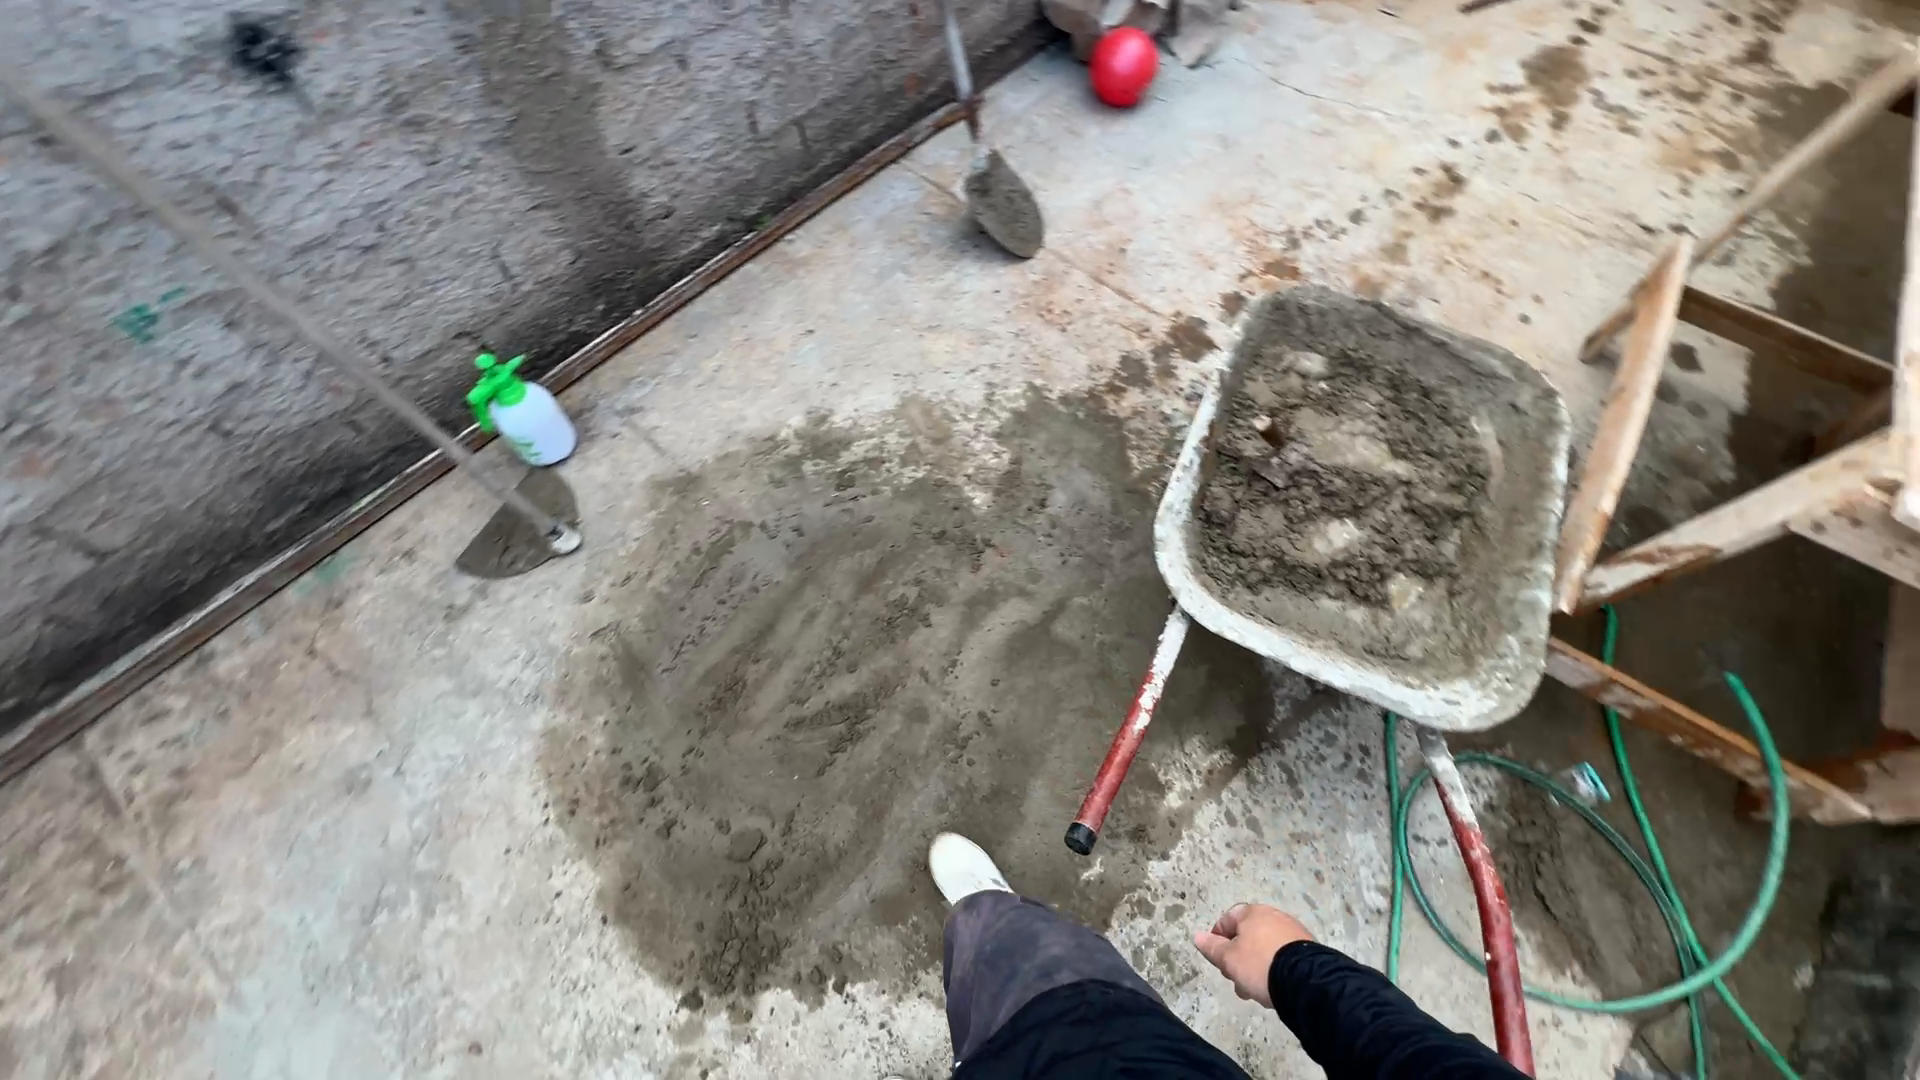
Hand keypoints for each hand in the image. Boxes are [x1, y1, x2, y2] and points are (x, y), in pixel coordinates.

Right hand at [1192, 903, 1313, 1008]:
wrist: (1307, 981)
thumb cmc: (1260, 965)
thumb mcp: (1229, 959)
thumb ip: (1212, 947)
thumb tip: (1197, 936)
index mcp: (1251, 913)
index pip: (1227, 919)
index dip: (1218, 939)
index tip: (1218, 960)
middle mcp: (1272, 915)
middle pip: (1247, 935)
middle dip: (1238, 958)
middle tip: (1237, 980)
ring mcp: (1293, 931)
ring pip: (1266, 947)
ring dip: (1257, 965)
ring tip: (1256, 990)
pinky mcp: (1309, 948)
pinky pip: (1284, 955)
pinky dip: (1275, 967)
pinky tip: (1276, 986)